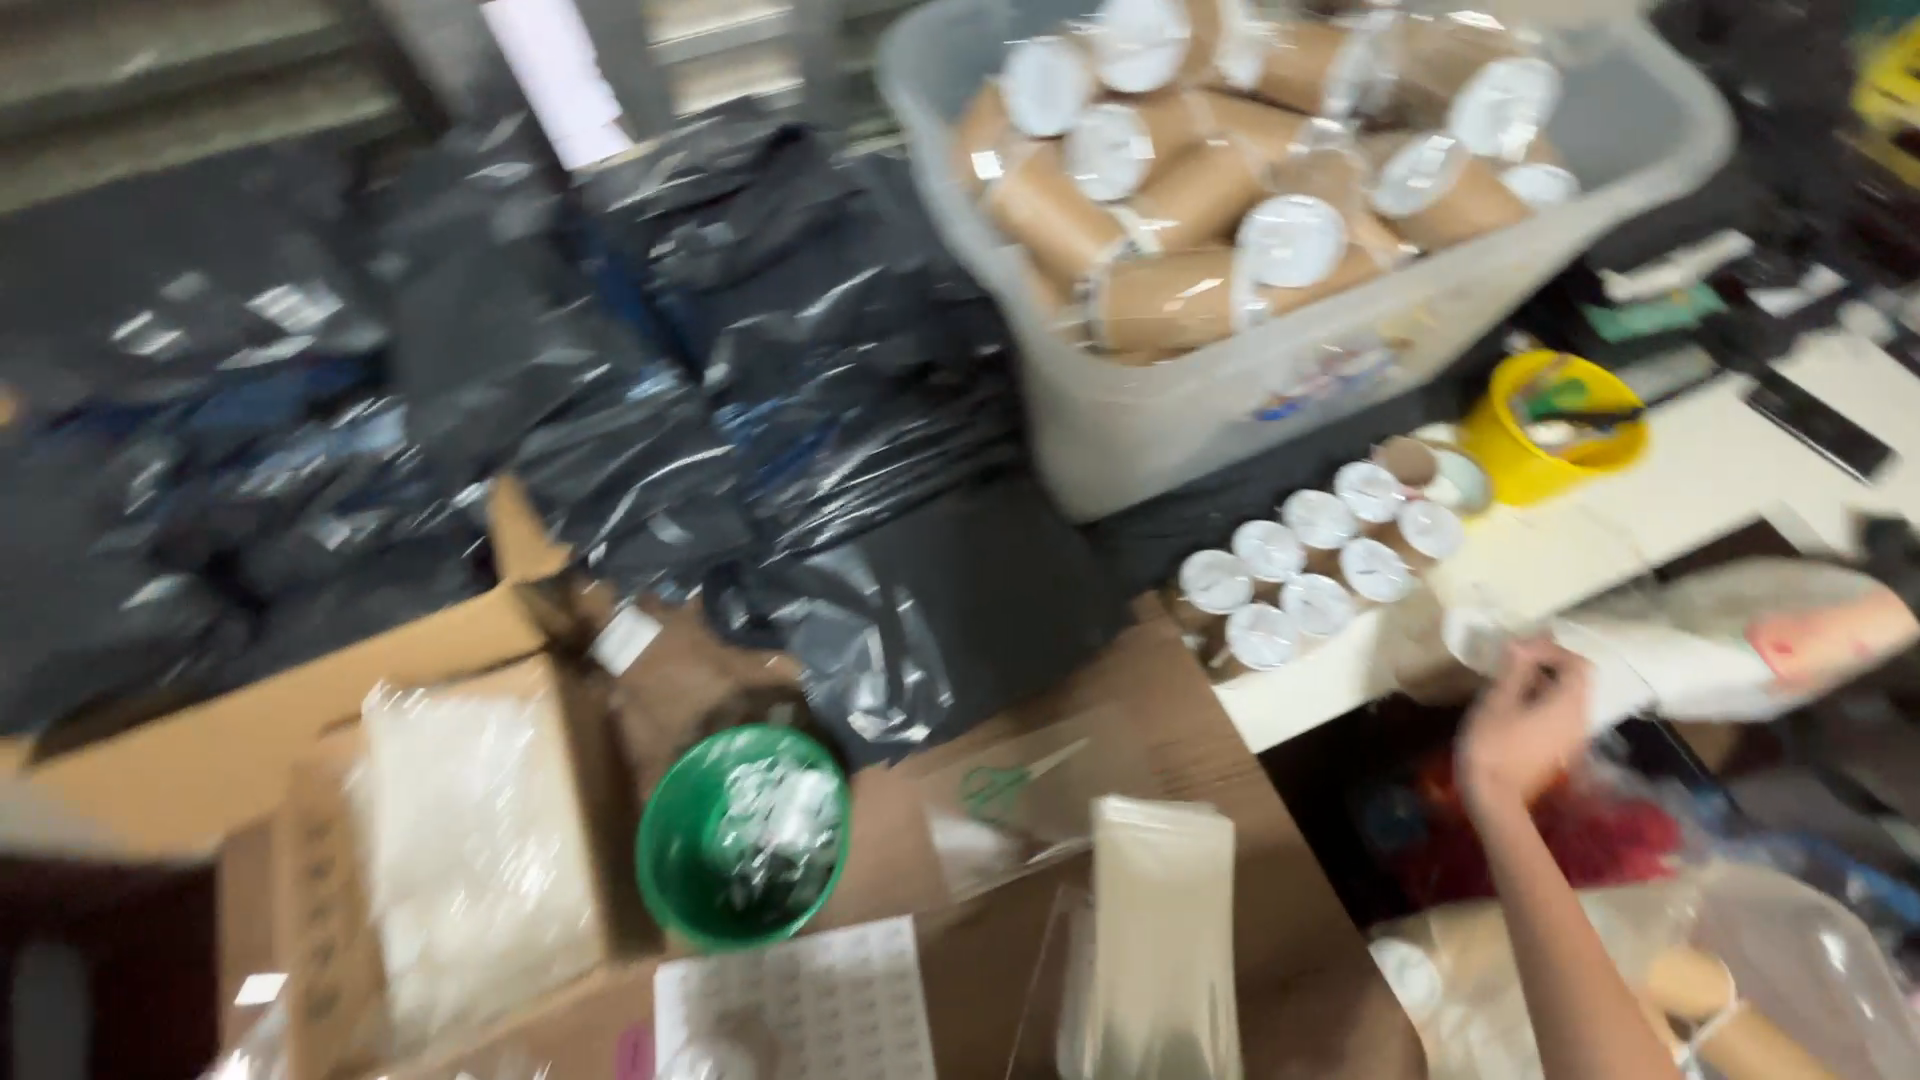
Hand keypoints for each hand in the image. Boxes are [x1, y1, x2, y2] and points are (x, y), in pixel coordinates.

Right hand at [1457, 637, 1593, 818]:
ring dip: (1543, 681)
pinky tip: (1513, 705)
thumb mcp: (1497, 703)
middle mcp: (1580, 719)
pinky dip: (1542, 699)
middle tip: (1511, 658)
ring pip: (1567, 697)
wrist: (1495, 796)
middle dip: (1547, 663)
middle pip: (1577, 680)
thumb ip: (1514, 671)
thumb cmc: (1491, 745)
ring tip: (1508, 679)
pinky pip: (1560, 713)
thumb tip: (1522, 644)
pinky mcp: (1561, 748)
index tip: (1517, 648)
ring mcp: (1573, 736)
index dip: (1551, 649)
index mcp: (1567, 705)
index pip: (1578, 664)